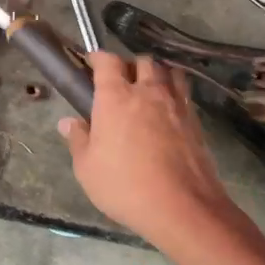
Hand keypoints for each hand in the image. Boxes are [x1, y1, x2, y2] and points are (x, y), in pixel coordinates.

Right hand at [57, 53, 246, 248]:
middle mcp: (148, 93)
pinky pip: (184, 94)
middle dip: (131, 65)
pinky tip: (167, 111)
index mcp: (115, 97)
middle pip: (143, 62)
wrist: (182, 207)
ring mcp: (176, 105)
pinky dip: (174, 93)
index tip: (90, 63)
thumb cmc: (124, 185)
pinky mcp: (196, 122)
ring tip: (149, 90)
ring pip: (169, 73)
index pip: (107, 62)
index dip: (98, 58)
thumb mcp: (87, 167)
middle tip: (121, 82)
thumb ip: (78, 140)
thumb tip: (68, 122)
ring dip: (157, 75)